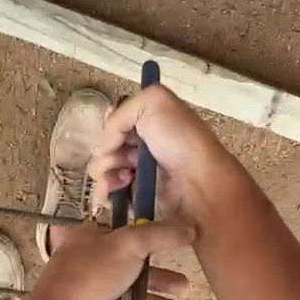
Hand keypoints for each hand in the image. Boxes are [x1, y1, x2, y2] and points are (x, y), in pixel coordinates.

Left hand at [24, 221, 193, 299]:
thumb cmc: (92, 274)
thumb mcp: (130, 245)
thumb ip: (161, 235)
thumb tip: (192, 228)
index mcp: (93, 235)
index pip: (128, 232)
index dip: (154, 241)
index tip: (177, 252)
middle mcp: (86, 257)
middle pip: (131, 264)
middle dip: (160, 277)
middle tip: (185, 288)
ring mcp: (83, 285)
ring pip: (124, 289)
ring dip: (152, 299)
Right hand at [87, 85, 247, 224]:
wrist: (198, 182)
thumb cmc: (179, 139)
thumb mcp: (153, 103)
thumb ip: (119, 115)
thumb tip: (102, 146)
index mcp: (149, 119)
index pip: (114, 122)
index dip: (110, 128)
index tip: (114, 135)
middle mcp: (142, 144)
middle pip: (105, 146)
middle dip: (106, 152)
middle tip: (122, 158)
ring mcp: (137, 171)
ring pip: (103, 170)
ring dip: (105, 172)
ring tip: (124, 178)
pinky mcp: (135, 196)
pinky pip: (109, 192)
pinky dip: (107, 191)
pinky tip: (116, 190)